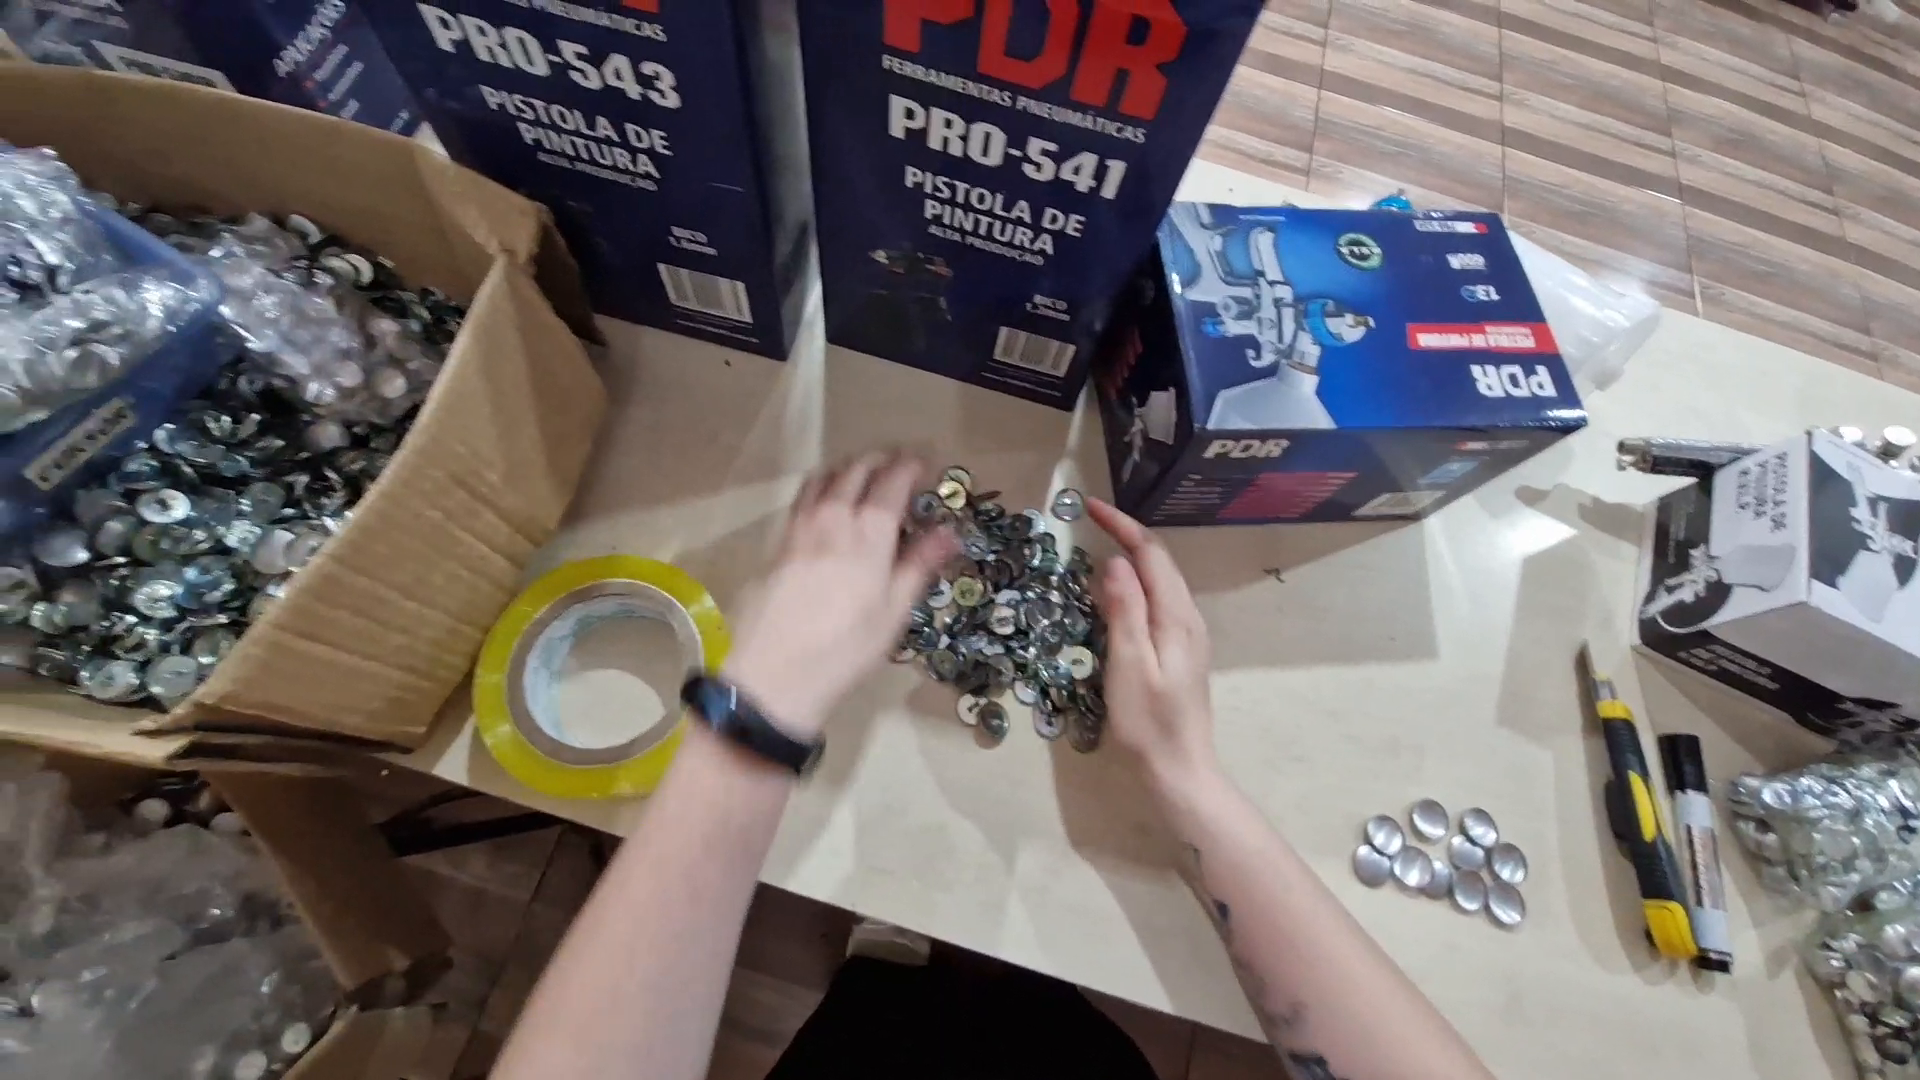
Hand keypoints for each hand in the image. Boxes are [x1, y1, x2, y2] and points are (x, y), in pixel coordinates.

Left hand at [721, 452, 955, 737]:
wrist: (775, 673)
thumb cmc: (847, 648)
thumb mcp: (895, 610)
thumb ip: (921, 563)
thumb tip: (951, 532)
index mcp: (869, 531)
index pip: (894, 479)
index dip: (914, 464)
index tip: (928, 462)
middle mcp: (834, 516)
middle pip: (858, 468)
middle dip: (883, 459)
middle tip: (901, 466)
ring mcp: (801, 525)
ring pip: (826, 476)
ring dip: (850, 467)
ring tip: (865, 476)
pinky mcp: (779, 540)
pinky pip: (804, 496)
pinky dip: (823, 485)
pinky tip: (828, 503)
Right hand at [1087, 498, 1218, 792]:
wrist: (1178, 771)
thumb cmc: (1147, 722)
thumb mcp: (1128, 663)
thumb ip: (1124, 610)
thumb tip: (1115, 561)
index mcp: (1176, 617)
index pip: (1151, 554)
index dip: (1122, 526)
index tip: (1090, 507)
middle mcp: (1187, 618)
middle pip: (1160, 562)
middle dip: (1127, 533)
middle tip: (1091, 519)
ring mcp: (1187, 635)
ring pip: (1161, 580)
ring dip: (1133, 556)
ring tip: (1100, 544)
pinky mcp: (1180, 650)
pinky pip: (1158, 600)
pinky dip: (1137, 582)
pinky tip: (1116, 592)